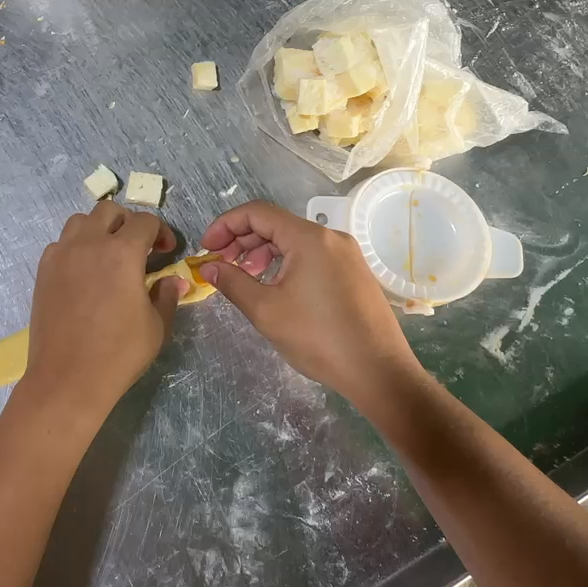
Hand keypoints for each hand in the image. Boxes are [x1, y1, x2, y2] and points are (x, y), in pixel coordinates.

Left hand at [17, 200, 185, 424]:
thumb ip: (166, 295)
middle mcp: (89, 243)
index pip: (145, 221)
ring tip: (108, 254)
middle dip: (128, 222)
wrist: (67, 377)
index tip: (166, 251)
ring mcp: (62, 253)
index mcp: (122, 252)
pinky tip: (84, 272)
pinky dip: (76, 246)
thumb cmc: (119, 354)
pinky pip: (61, 243)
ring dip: (98, 229)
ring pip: (80, 221)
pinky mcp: (44, 269)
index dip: (161, 231)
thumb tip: (174, 280)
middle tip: (138, 248)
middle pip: (109, 211)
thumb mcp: (156, 326)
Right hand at [200, 200, 420, 404]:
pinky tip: (275, 288)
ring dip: (262, 253)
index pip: (256, 213)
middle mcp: (330, 237)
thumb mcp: (266, 311)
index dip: (225, 225)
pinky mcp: (354, 273)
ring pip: (293, 240)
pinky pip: (311, 255)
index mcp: (308, 238)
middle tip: (220, 264)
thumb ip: (233, 282)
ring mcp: (346, 254)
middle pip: (275, 224)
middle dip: (241, 240)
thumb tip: (208, 267)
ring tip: (244, 277)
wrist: (381, 374)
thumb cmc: (320, 339)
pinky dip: (285, 263)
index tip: (206, 248)